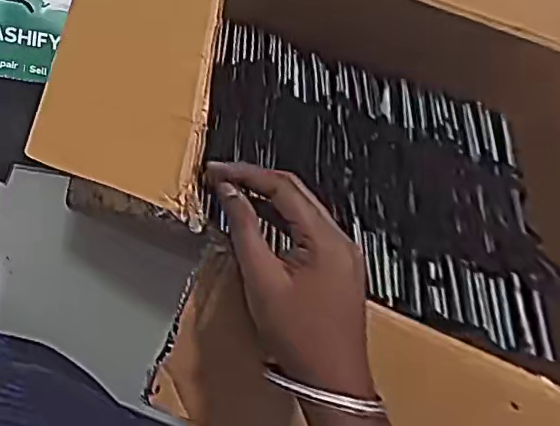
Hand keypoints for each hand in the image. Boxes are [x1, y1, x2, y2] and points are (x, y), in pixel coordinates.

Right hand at [207, 162, 374, 398]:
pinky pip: (307, 226)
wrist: (333, 387)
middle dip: (254, 179)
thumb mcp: (261, 278)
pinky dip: (280, 216)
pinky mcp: (338, 265)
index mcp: (326, 239)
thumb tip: (229, 192)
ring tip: (233, 190)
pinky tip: (258, 217)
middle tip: (221, 175)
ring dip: (266, 195)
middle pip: (293, 190)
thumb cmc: (300, 340)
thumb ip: (244, 227)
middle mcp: (340, 240)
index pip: (281, 186)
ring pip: (300, 206)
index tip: (217, 171)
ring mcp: (343, 252)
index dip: (245, 173)